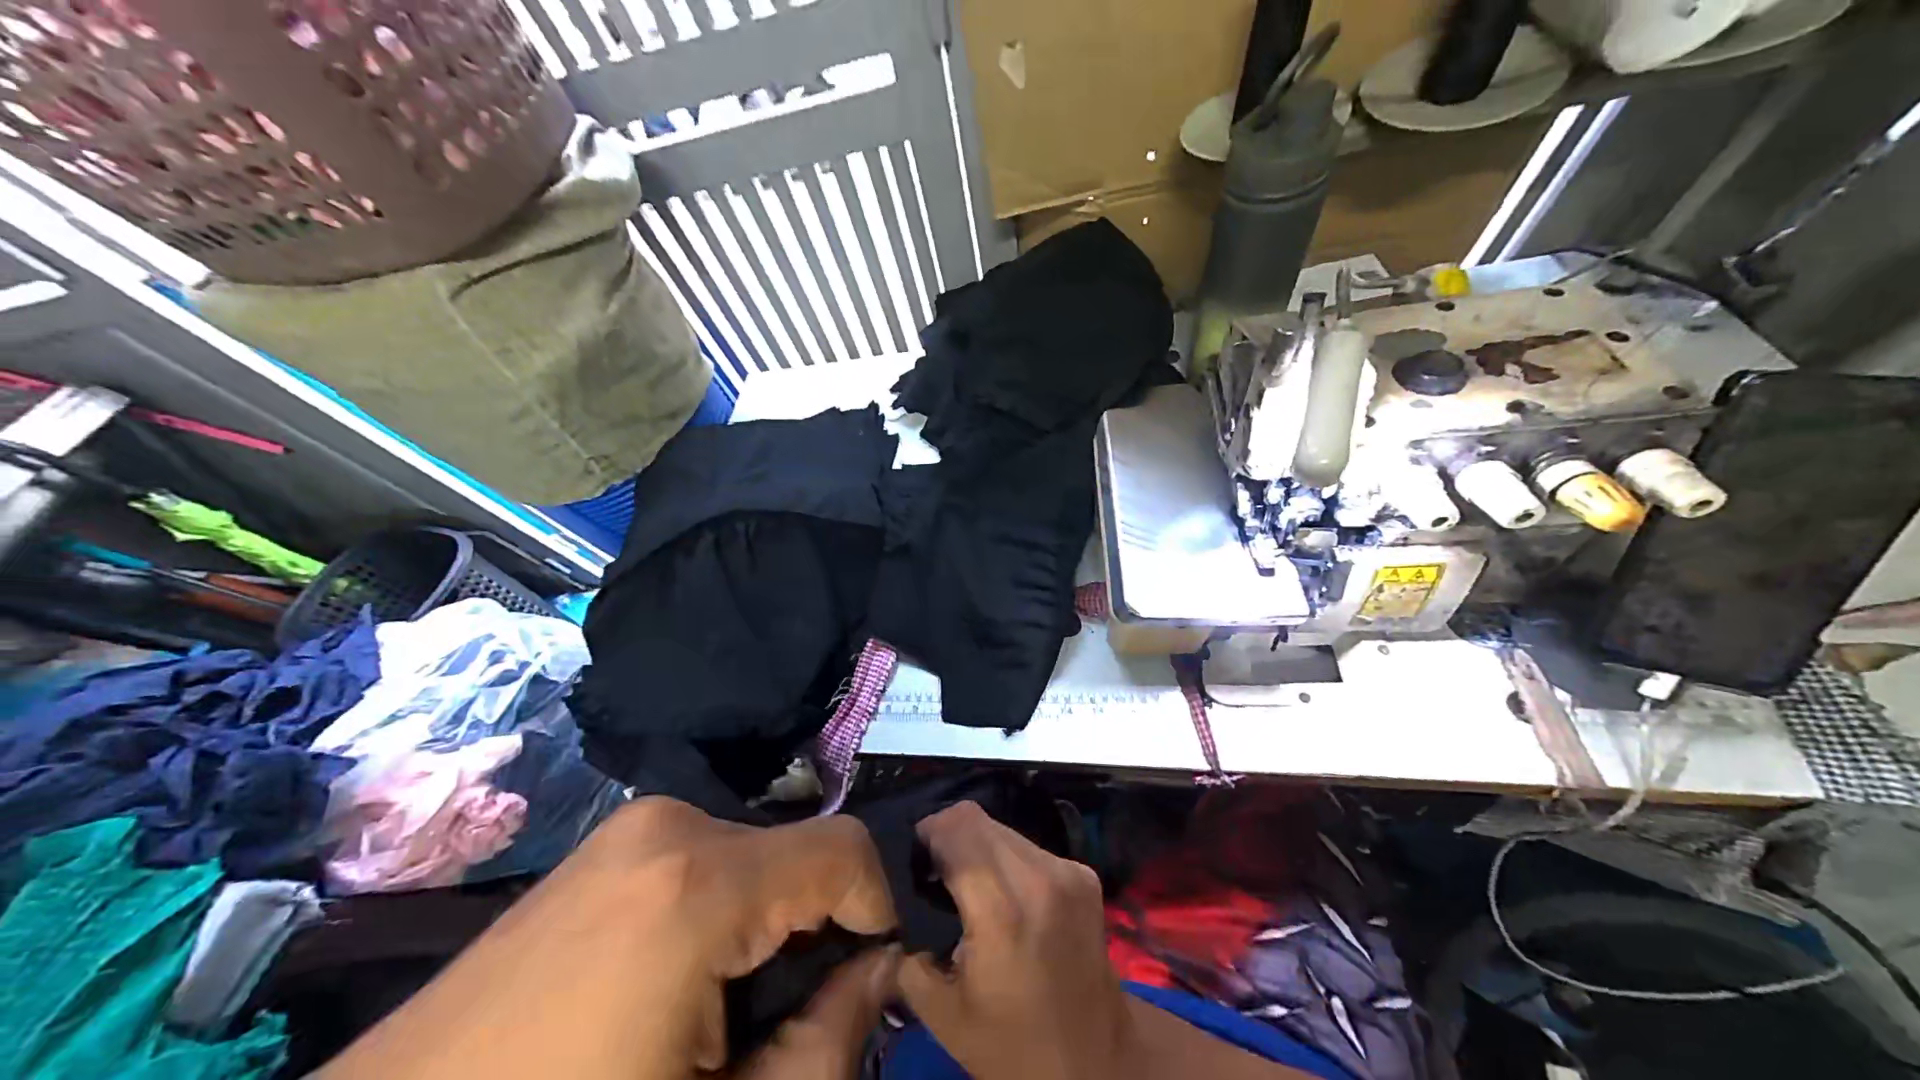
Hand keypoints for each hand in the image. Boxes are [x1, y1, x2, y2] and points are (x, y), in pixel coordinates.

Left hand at [318, 797, 897, 1079]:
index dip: (874, 913)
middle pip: (796, 856)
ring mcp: (625, 830)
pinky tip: (670, 993)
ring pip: (751, 860)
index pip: (845, 850)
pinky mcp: (598, 850)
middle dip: (812, 932)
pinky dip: (718, 915)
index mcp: (700, 880)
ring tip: (718, 1019)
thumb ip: (828, 1043)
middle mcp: (669, 825)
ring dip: (765, 927)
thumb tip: (880, 970)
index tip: (859, 988)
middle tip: (775, 1027)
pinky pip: (699, 863)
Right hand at [896, 801, 1139, 1079]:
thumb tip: (891, 907)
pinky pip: (1028, 846)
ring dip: (978, 847)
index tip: (914, 861)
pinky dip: (1007, 860)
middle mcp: (1039, 875)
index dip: (927, 834)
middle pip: (977, 819)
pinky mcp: (1084, 873)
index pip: (956, 828)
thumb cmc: (1011, 1044)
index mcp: (1002, 909)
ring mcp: (1068, 870)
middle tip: (936, 875)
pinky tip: (1004, 895)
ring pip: (1003, 828)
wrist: (1095, 1062)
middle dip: (948, 837)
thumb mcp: (940, 1012)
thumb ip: (906, 952)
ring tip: (969, 886)